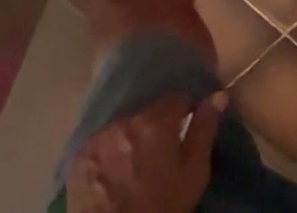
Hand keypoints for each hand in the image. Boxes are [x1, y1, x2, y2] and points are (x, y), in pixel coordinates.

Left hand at [67, 92, 225, 212]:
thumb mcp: (193, 173)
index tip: (186, 133)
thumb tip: (218, 95)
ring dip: (131, 140)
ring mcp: (97, 138)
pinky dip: (109, 154)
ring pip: (123, 128)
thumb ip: (205, 129)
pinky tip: (114, 175)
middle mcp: (124, 121)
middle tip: (161, 156)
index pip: (177, 98)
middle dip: (156, 128)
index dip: (185, 114)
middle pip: (147, 113)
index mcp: (155, 121)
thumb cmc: (162, 207)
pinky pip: (101, 145)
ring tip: (135, 167)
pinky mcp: (78, 158)